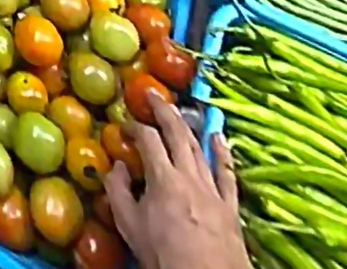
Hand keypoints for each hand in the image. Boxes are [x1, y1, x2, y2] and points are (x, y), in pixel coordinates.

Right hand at [105, 99, 250, 268]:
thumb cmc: (164, 256)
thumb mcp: (130, 226)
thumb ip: (118, 191)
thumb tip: (116, 166)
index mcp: (163, 178)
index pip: (147, 139)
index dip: (135, 127)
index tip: (125, 126)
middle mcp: (189, 176)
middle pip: (176, 133)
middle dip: (163, 110)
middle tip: (153, 94)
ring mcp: (212, 190)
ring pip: (199, 148)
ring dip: (188, 125)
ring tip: (178, 109)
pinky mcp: (230, 207)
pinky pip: (227, 174)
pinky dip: (222, 153)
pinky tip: (219, 137)